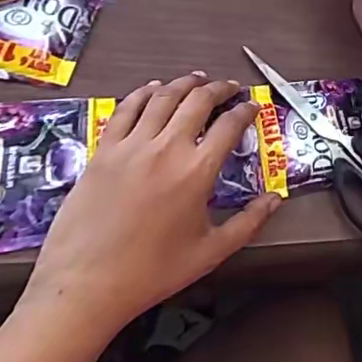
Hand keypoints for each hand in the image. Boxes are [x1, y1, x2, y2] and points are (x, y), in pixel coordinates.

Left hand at [22, 74, 280, 333]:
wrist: (86, 282)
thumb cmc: (152, 271)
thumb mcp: (210, 253)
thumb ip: (248, 222)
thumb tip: (276, 199)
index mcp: (197, 171)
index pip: (229, 126)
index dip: (245, 111)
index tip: (252, 106)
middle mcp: (167, 147)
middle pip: (198, 101)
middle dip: (219, 88)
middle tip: (229, 87)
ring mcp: (133, 144)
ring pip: (164, 97)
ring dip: (185, 83)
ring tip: (197, 78)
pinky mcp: (105, 148)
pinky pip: (127, 108)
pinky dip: (144, 92)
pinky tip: (154, 88)